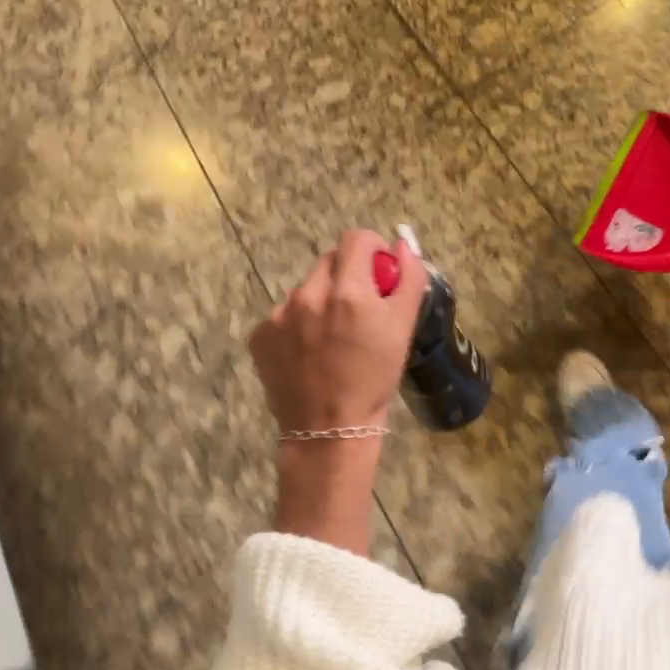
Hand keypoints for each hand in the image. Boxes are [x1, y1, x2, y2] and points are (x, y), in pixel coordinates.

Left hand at [251, 228, 428, 437]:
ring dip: (323, 299)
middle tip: (361, 309)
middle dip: (349, 275)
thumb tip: (403, 245)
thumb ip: (409, 278)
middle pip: (331, 260)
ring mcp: (279, 315)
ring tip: (335, 337)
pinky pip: (285, 314)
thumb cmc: (374, 377)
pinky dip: (300, 324)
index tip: (381, 275)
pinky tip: (311, 352)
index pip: (356, 239)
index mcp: (347, 289)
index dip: (374, 250)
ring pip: (308, 288)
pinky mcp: (260, 335)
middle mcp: (308, 293)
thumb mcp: (403, 326)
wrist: (329, 430)